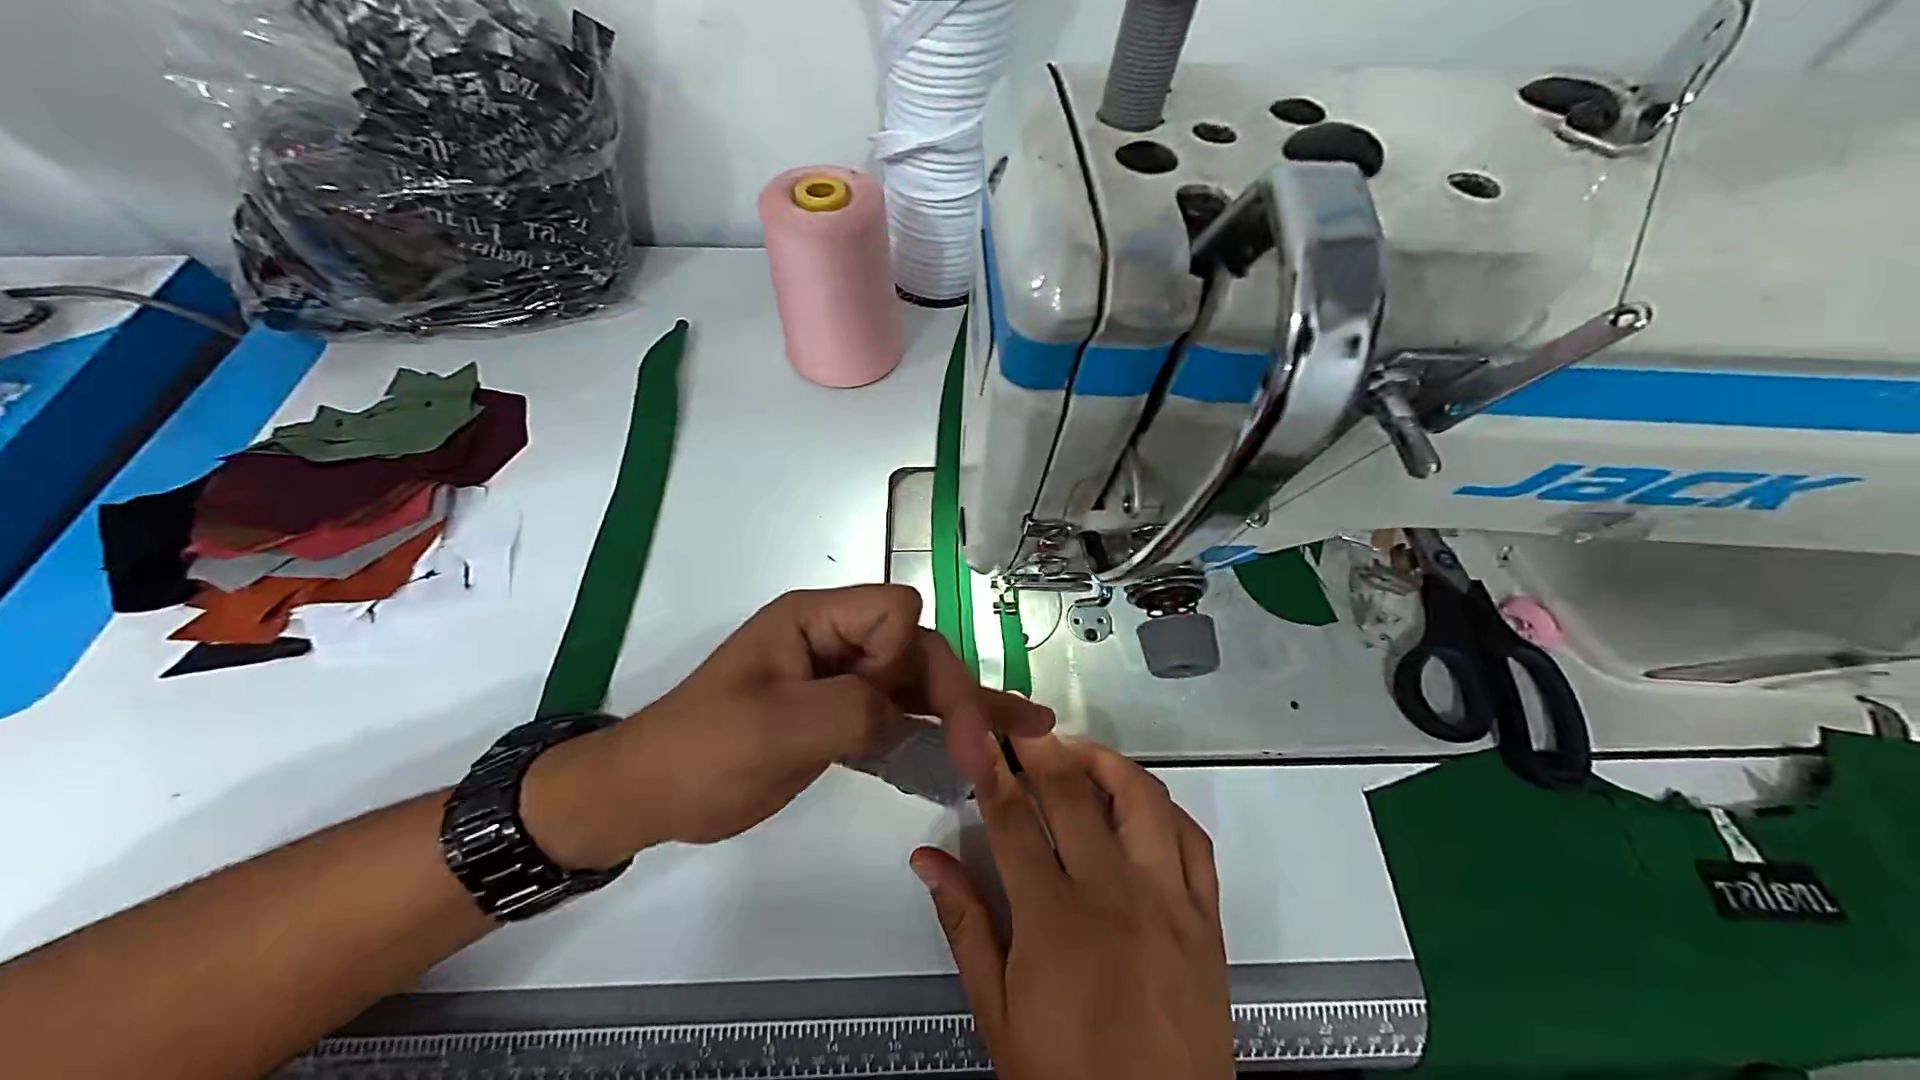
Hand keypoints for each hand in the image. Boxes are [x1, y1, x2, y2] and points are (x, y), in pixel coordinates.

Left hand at [523, 585, 1054, 868]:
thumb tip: (900, 716)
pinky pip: (904, 713)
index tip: (877, 707)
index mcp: (815, 621)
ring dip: (968, 710)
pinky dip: (942, 729)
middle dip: (955, 696)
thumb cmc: (702, 753)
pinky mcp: (845, 714)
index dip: (900, 657)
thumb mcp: (774, 729)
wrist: (652, 795)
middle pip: (917, 649)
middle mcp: (837, 639)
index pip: (894, 611)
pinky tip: (981, 745)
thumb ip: (853, 709)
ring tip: (1028, 732)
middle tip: (986, 756)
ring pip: (920, 681)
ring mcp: (844, 677)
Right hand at [910, 736, 1232, 1079]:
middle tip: (1023, 726)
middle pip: (1075, 793)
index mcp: (1055, 920)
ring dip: (1108, 763)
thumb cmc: (1067, 1079)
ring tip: (1077, 754)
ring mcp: (1168, 902)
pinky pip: (1193, 841)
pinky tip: (1140, 803)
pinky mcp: (1206, 918)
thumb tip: (929, 861)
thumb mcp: (999, 1012)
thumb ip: (965, 925)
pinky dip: (1164, 809)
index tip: (978, 734)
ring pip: (1142, 800)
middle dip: (1043, 747)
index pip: (1014, 820)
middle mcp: (1115, 896)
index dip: (992, 769)